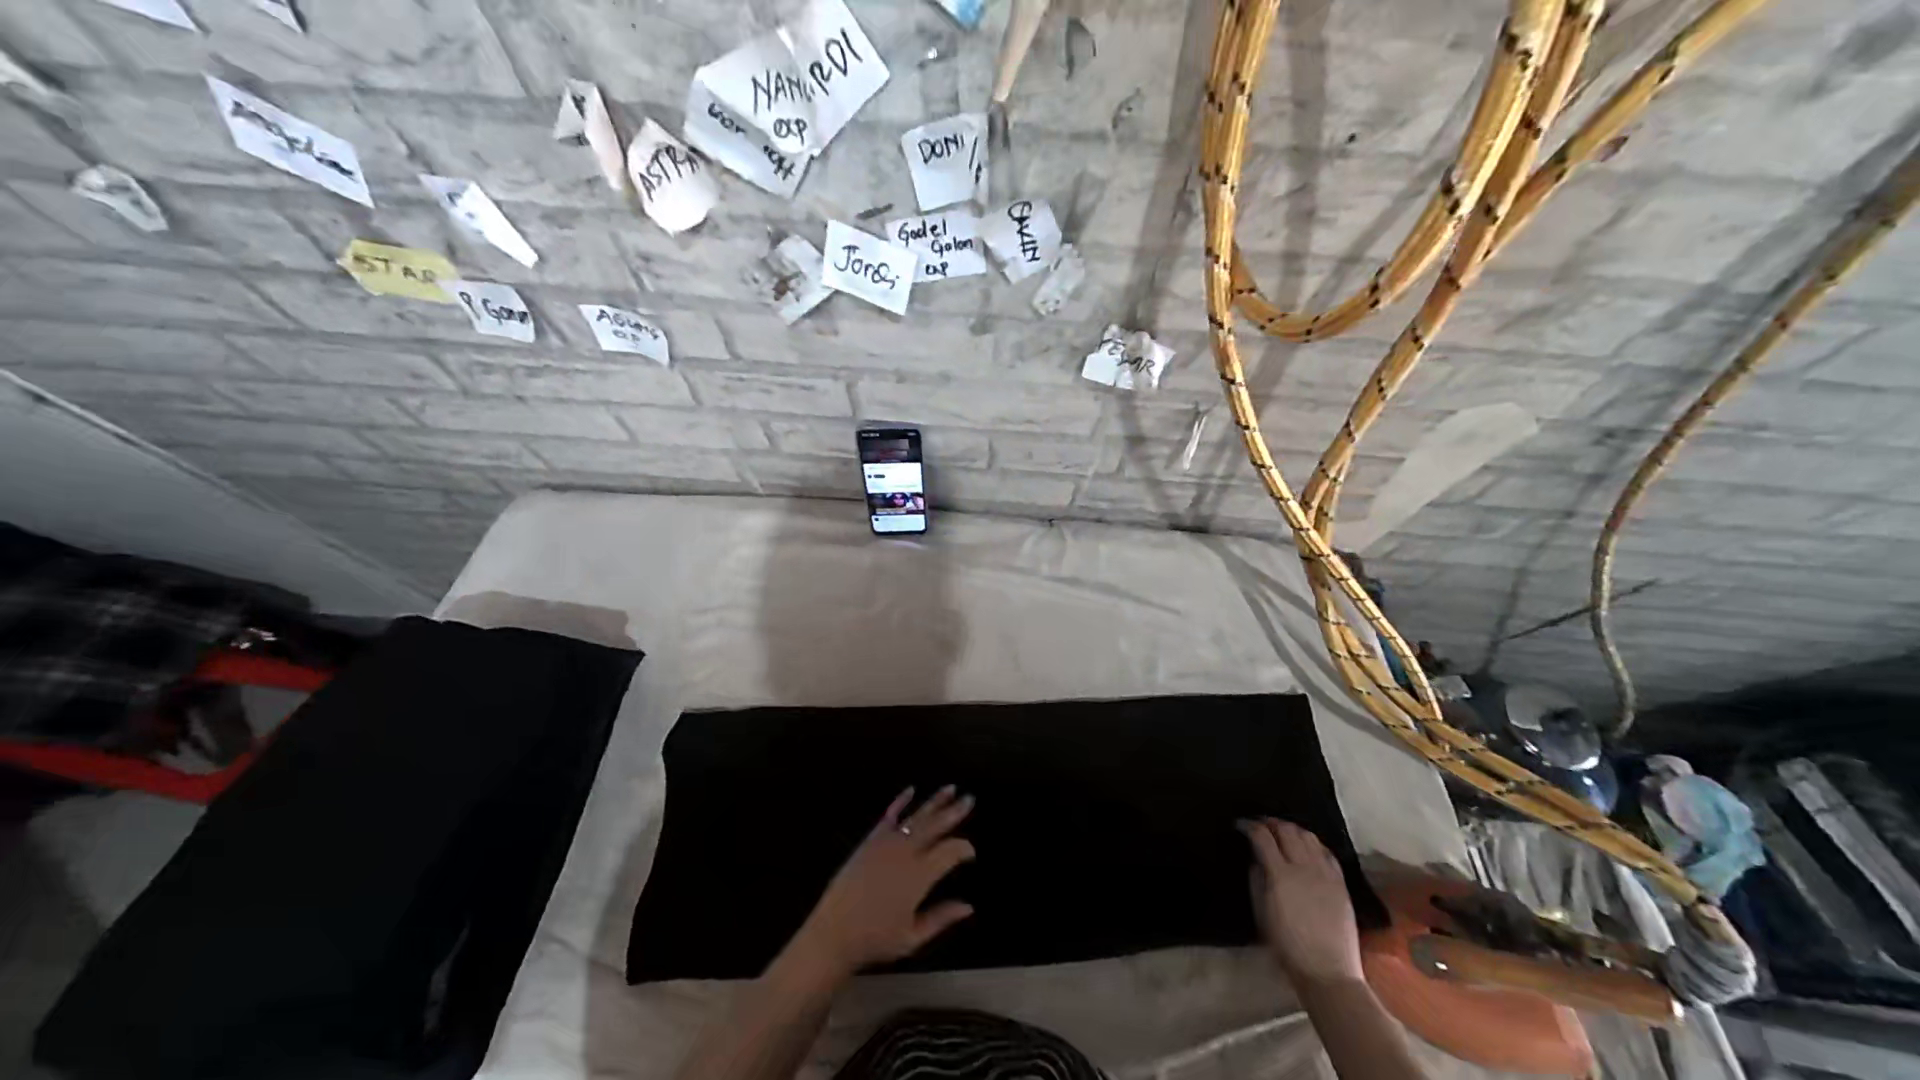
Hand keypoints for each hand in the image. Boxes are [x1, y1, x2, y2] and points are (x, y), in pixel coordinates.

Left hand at [786, 786, 976, 979]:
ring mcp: (886, 843)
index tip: (971, 852)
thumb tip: (968, 907)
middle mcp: (905, 853)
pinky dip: (900, 802)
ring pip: (916, 817)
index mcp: (919, 876)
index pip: (950, 852)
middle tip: (970, 798)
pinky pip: (889, 816)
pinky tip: (911, 790)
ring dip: (934, 802)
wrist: (833, 933)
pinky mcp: (869, 841)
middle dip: (954, 812)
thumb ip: (942, 919)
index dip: (964, 848)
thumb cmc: (875, 940)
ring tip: (950, 788)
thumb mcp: (913, 938)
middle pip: (935, 826)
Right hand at [1240, 818, 1364, 985]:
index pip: (1262, 836)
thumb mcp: (1261, 912)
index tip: (1240, 825)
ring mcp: (1326, 874)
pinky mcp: (1341, 883)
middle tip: (1259, 825)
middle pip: (1286, 830)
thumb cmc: (1286, 946)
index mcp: (1280, 875)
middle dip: (1270, 822)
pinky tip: (1306, 847)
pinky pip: (1327, 852)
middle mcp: (1304, 867)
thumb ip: (1256, 879)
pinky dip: (1313, 843)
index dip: (1249, 825)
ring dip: (1291, 829)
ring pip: (1308, 836)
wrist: (1327, 971)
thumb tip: (1255, 858)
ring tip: (1281, 833)